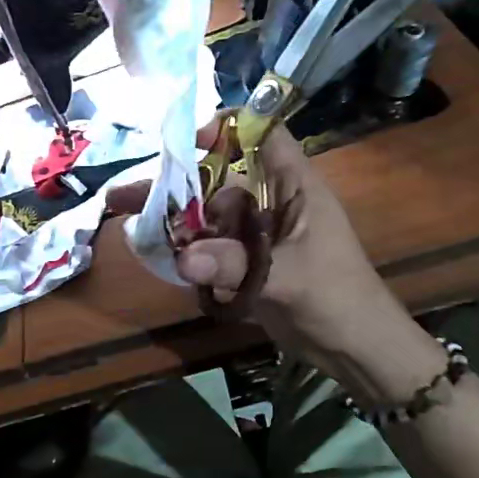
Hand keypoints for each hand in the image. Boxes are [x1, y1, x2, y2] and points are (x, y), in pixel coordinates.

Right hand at [108, 123, 416, 363]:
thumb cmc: (339, 298)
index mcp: (293, 187)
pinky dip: (183, 251)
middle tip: (124, 194)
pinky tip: (150, 251)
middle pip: (217, 181)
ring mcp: (255, 236)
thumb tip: (182, 259)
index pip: (263, 136)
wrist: (354, 349)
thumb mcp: (290, 277)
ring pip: (207, 218)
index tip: (184, 138)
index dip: (227, 128)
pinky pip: (209, 249)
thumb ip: (235, 265)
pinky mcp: (244, 265)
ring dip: (172, 220)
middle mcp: (269, 204)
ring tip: (126, 219)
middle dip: (173, 185)